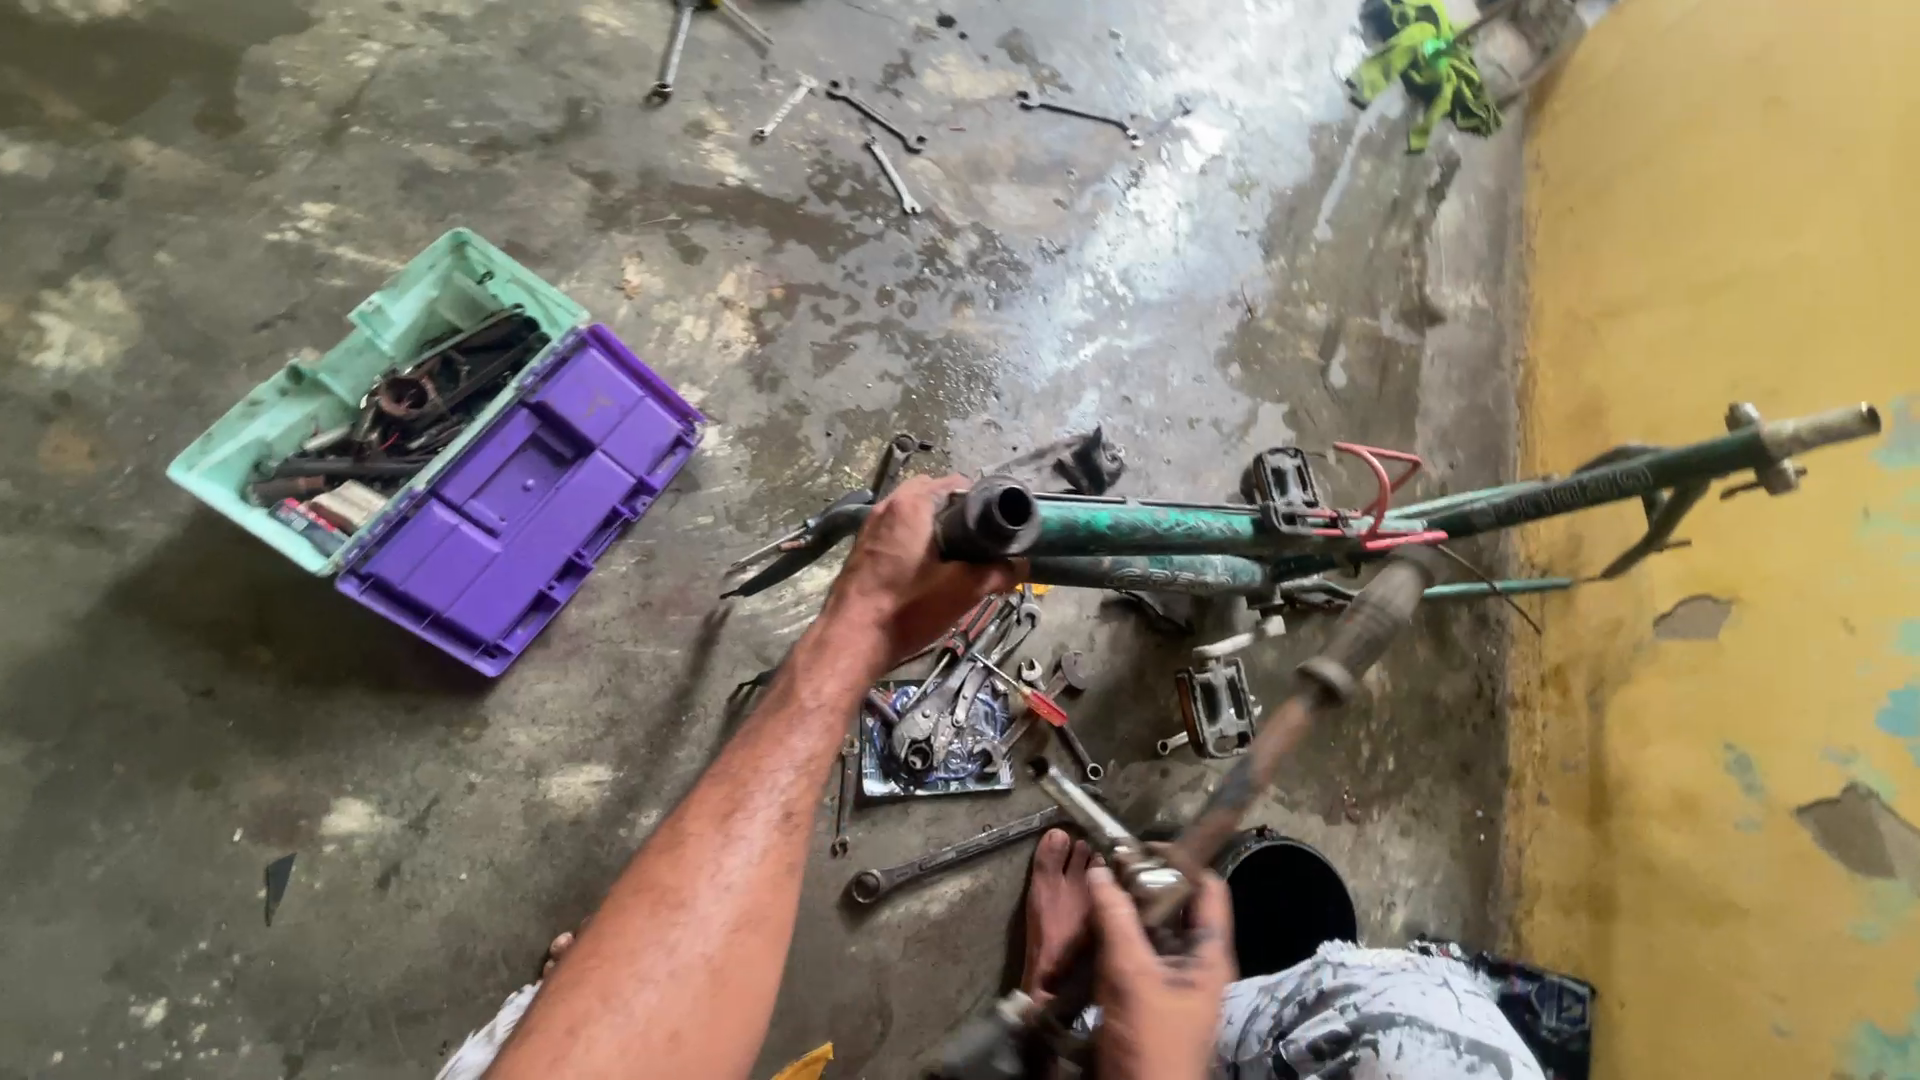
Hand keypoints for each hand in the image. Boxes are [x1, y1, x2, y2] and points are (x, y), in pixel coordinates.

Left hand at [823, 475, 1021, 668]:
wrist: (852, 639)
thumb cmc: (908, 608)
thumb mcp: (964, 591)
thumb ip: (998, 573)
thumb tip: (1020, 565)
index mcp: (912, 504)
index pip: (957, 484)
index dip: (982, 502)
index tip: (995, 526)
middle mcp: (887, 506)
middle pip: (933, 496)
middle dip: (957, 514)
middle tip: (977, 543)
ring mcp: (870, 526)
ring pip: (913, 515)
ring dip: (934, 528)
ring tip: (955, 558)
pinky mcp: (862, 548)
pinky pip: (897, 532)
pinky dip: (915, 541)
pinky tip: (926, 570)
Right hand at [1088, 865, 1235, 1079]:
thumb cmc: (1151, 1043)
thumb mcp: (1132, 976)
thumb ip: (1116, 919)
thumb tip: (1101, 871)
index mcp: (1208, 953)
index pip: (1207, 888)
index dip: (1179, 862)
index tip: (1138, 850)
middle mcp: (1193, 959)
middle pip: (1169, 905)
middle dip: (1133, 891)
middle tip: (1103, 880)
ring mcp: (1169, 977)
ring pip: (1143, 928)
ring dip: (1112, 920)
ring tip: (1086, 915)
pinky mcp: (1145, 993)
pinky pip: (1127, 954)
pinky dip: (1105, 945)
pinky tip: (1080, 946)